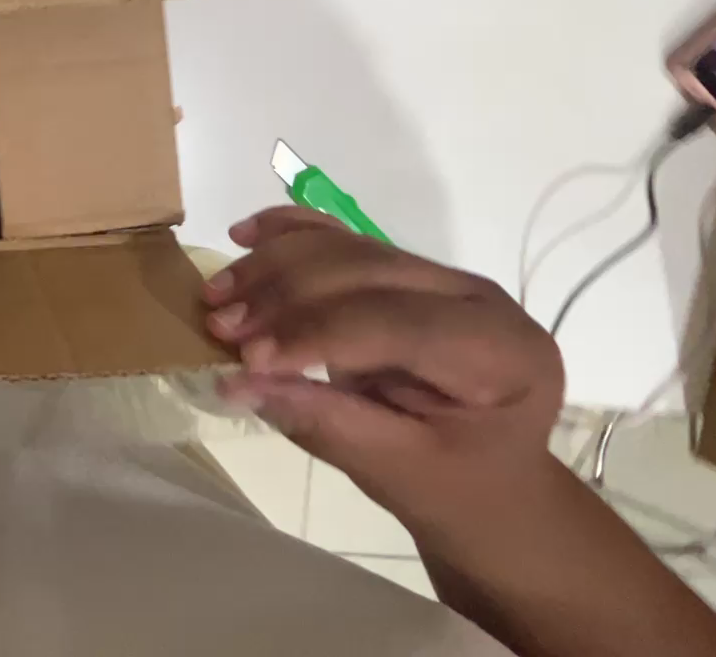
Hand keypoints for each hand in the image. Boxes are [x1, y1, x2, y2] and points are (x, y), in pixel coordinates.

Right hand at [204, 207, 564, 526]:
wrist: (486, 479)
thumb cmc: (451, 484)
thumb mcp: (391, 468)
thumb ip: (317, 418)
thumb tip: (234, 382)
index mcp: (500, 352)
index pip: (395, 321)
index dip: (313, 332)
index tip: (246, 359)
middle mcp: (473, 296)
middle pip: (361, 268)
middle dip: (281, 295)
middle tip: (219, 327)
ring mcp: (434, 274)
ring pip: (339, 244)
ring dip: (268, 265)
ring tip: (214, 297)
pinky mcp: (397, 267)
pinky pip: (336, 234)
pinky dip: (285, 231)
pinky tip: (243, 237)